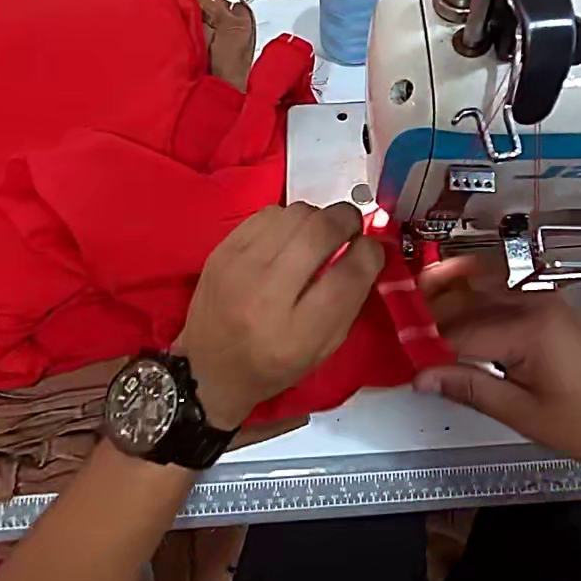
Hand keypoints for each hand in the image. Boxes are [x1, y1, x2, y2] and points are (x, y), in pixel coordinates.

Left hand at [175, 202, 383, 428]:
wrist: (208, 368)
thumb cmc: (274, 364)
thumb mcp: (323, 348)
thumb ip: (351, 300)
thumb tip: (368, 249)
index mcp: (298, 333)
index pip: (348, 274)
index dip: (370, 252)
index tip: (371, 248)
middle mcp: (267, 294)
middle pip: (322, 230)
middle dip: (347, 221)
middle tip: (351, 229)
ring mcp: (240, 266)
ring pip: (297, 213)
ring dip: (318, 218)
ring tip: (319, 236)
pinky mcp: (223, 249)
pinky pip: (269, 212)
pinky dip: (288, 219)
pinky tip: (289, 238)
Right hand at [411, 257, 580, 485]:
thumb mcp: (524, 414)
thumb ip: (469, 387)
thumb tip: (423, 377)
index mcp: (528, 328)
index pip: (458, 333)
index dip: (425, 346)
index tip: (401, 357)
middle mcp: (535, 303)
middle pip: (467, 298)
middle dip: (430, 310)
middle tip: (398, 323)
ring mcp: (545, 302)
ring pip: (483, 287)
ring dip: (450, 294)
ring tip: (419, 307)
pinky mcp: (551, 309)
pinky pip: (502, 295)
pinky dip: (475, 299)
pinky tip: (459, 315)